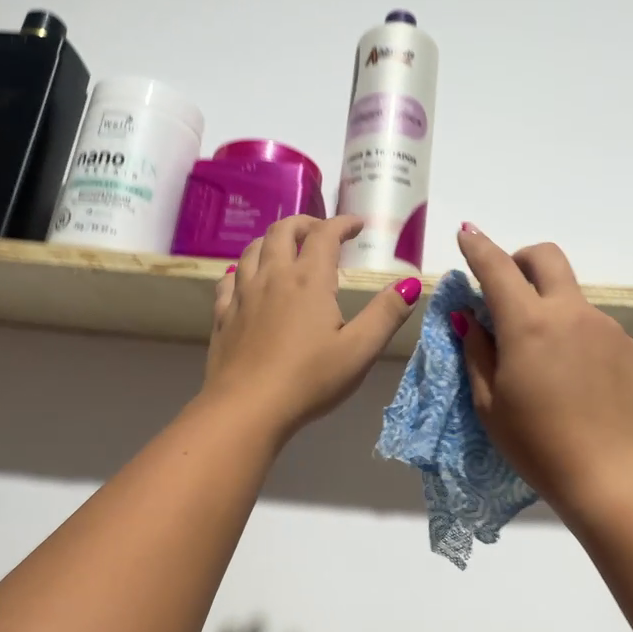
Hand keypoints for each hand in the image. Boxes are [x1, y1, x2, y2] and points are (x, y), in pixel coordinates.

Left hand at [202, 215, 420, 437]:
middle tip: (321, 231)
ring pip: (253, 249)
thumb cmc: (310, 380)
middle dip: (305, 223)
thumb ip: (386, 314)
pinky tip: (247, 280)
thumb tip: (409, 284)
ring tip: (286, 249)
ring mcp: (242, 295)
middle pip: (282, 231)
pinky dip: (243, 270)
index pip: (325, 234)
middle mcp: (273, 277)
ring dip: (272, 240)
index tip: (357, 225)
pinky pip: (229, 279)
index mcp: (309, 279)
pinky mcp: (223, 316)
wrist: (247, 408)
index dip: (342, 224)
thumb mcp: (360, 350)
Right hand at [454, 226, 632, 511]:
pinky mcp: (629, 347)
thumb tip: (470, 319)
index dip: (477, 247)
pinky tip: (574, 380)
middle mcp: (570, 313)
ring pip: (570, 296)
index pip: (496, 268)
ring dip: (548, 306)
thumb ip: (477, 353)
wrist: (617, 478)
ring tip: (542, 360)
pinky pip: (593, 326)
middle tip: (506, 290)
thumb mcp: (490, 405)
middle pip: (545, 257)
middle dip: (520, 259)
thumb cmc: (540, 447)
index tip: (466, 234)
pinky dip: (573, 335)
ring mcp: (606, 327)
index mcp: (528, 324)